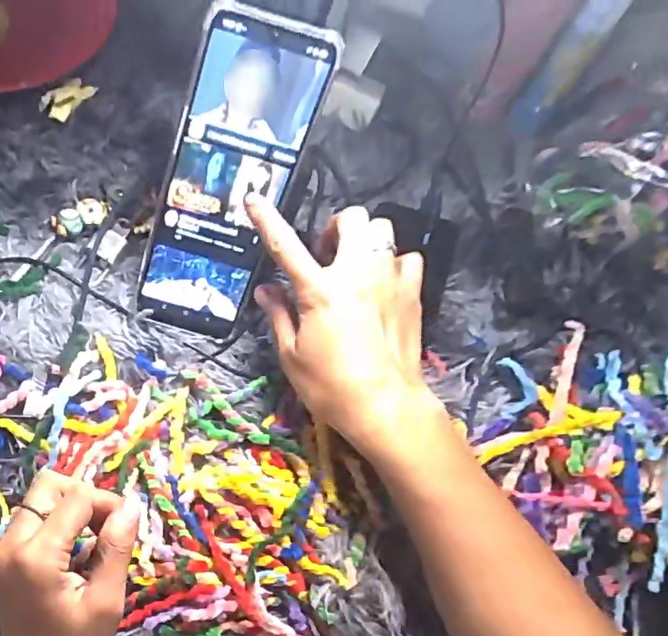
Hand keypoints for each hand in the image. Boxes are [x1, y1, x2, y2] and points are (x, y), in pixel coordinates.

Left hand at [0, 471, 141, 635]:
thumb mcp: (105, 603)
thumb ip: (116, 550)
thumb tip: (131, 506)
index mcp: (36, 555)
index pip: (77, 498)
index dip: (109, 504)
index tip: (127, 530)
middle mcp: (11, 543)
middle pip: (49, 484)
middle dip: (86, 497)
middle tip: (108, 529)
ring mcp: (2, 547)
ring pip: (39, 498)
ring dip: (72, 508)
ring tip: (95, 542)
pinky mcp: (3, 555)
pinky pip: (33, 518)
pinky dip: (59, 522)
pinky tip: (76, 552)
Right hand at [245, 195, 446, 456]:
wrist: (383, 404)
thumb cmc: (329, 386)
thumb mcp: (291, 356)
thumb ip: (279, 316)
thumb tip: (266, 290)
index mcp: (319, 291)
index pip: (286, 246)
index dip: (267, 220)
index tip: (255, 199)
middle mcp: (356, 274)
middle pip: (351, 219)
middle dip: (335, 228)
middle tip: (324, 255)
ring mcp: (389, 279)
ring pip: (382, 232)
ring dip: (364, 243)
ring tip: (355, 270)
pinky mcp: (412, 291)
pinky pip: (405, 257)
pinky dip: (392, 264)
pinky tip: (382, 285)